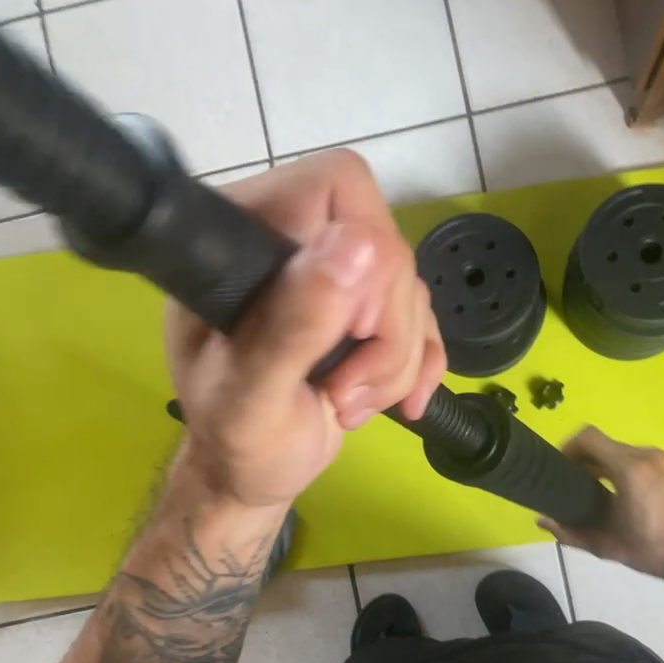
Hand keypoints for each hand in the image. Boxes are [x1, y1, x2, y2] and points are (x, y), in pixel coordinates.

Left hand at [165, 151, 446, 509]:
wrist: (254, 475)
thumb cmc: (237, 440)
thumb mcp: (251, 394)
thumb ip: (292, 325)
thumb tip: (356, 247)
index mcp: (248, 236)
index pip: (339, 187)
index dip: (367, 251)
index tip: (351, 328)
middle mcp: (297, 242)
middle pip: (389, 247)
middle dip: (383, 335)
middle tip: (343, 390)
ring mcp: (337, 278)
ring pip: (411, 292)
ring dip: (395, 363)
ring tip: (345, 405)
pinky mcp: (368, 313)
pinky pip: (427, 322)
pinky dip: (421, 368)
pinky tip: (396, 404)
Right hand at [542, 427, 663, 587]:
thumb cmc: (655, 549)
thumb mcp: (607, 545)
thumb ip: (570, 532)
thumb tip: (542, 521)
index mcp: (629, 467)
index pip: (588, 437)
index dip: (566, 448)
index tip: (556, 469)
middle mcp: (646, 455)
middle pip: (603, 445)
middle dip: (582, 461)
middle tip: (569, 486)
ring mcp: (663, 460)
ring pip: (620, 453)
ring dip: (601, 466)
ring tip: (592, 494)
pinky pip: (637, 460)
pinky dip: (620, 470)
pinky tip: (618, 498)